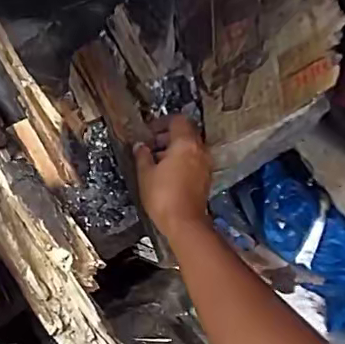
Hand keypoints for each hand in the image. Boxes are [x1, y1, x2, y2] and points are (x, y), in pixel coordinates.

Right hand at [133, 114, 210, 236]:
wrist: (184, 223)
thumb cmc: (163, 197)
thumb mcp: (145, 174)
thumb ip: (142, 155)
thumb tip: (140, 146)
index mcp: (185, 143)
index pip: (177, 120)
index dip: (161, 123)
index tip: (149, 132)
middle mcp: (199, 150)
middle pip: (186, 133)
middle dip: (167, 137)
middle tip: (150, 146)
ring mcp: (205, 164)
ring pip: (190, 147)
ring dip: (174, 150)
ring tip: (156, 162)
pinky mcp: (205, 178)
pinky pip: (194, 161)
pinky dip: (182, 161)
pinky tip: (167, 174)